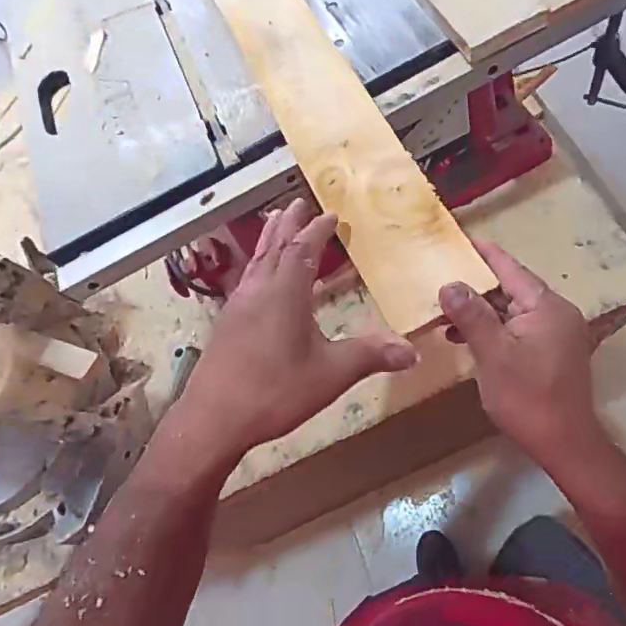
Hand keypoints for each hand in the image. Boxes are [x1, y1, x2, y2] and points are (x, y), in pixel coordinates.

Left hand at [185, 199, 418, 449]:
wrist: (213, 421)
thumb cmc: (275, 391)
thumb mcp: (332, 373)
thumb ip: (372, 356)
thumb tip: (413, 351)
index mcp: (285, 294)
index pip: (303, 250)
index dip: (318, 231)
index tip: (331, 215)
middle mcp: (258, 292)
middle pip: (274, 247)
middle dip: (289, 225)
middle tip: (297, 204)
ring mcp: (238, 307)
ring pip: (257, 262)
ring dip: (270, 240)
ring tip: (276, 224)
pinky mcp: (227, 325)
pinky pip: (248, 280)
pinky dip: (260, 265)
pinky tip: (261, 279)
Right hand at [439, 242, 602, 459]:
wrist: (564, 442)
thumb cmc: (527, 397)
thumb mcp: (493, 354)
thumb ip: (472, 316)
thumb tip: (450, 284)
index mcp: (548, 306)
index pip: (512, 269)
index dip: (485, 254)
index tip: (461, 240)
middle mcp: (558, 313)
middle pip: (514, 290)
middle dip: (478, 288)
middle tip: (443, 279)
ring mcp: (559, 334)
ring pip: (516, 312)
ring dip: (484, 313)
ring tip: (447, 315)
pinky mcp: (555, 353)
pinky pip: (522, 330)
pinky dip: (497, 331)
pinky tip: (470, 339)